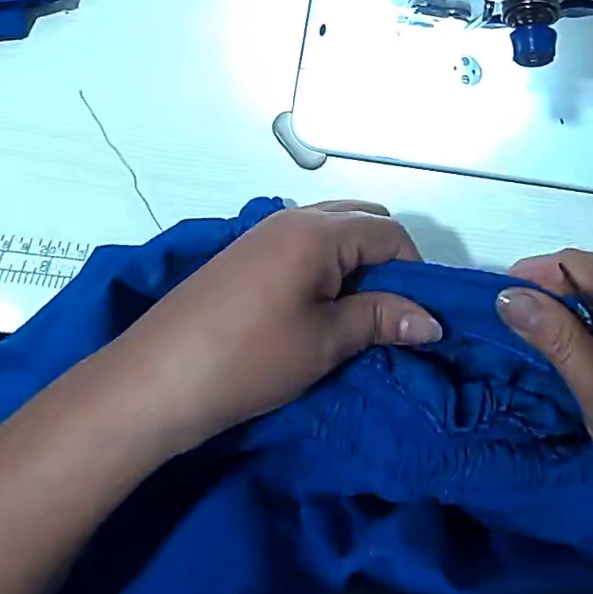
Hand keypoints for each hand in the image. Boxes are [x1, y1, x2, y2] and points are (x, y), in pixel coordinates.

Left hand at [95, 200, 440, 453]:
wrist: (160, 375)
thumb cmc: (250, 357)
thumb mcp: (324, 341)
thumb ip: (380, 318)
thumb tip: (433, 320)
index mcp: (317, 230)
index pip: (388, 232)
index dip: (414, 272)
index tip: (418, 317)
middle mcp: (292, 218)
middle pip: (361, 219)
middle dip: (386, 259)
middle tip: (388, 312)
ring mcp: (264, 231)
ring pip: (330, 228)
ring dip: (354, 260)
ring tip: (354, 312)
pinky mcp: (245, 251)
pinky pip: (301, 241)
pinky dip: (324, 263)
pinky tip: (316, 304)